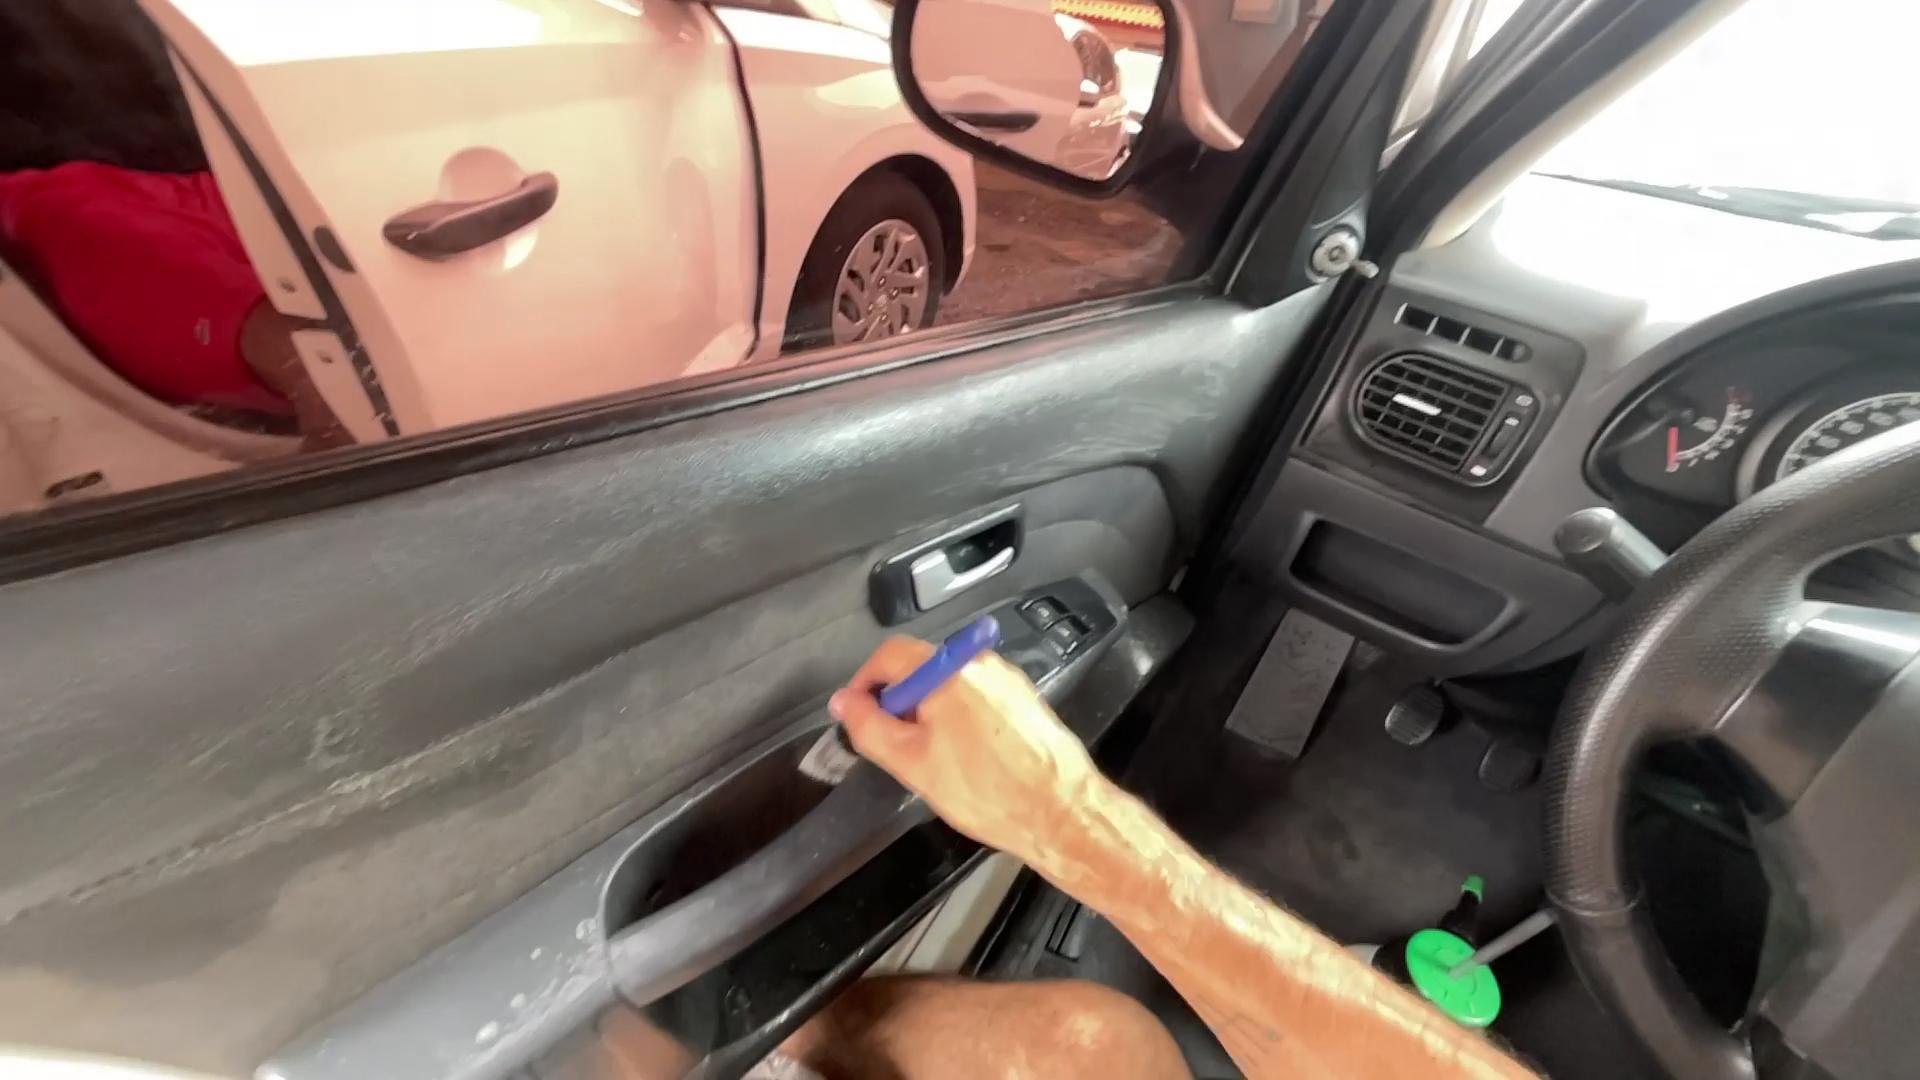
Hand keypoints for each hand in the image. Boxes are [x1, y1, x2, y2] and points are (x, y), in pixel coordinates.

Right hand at [829, 637, 1097, 863]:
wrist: (1059, 810)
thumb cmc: (990, 791)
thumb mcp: (911, 763)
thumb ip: (869, 726)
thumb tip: (845, 703)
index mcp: (948, 670)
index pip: (889, 654)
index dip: (864, 682)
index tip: (856, 711)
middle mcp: (978, 662)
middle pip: (920, 667)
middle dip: (898, 700)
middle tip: (893, 742)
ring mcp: (1003, 676)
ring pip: (948, 682)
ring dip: (928, 710)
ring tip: (933, 755)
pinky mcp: (1020, 694)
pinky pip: (975, 693)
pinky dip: (958, 714)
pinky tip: (965, 754)